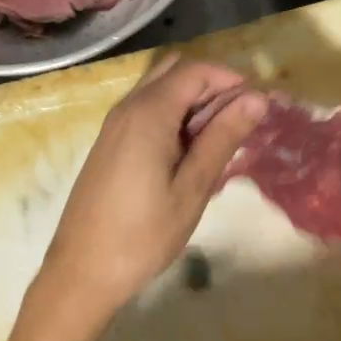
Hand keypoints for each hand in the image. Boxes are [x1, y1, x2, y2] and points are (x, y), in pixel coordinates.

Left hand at [35, 54, 268, 322]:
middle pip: (176, 72)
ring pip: (162, 90)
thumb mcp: (192, 188)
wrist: (81, 271)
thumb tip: (256, 98)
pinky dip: (174, 118)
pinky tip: (192, 157)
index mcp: (148, 111)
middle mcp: (129, 105)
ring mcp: (116, 123)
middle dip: (212, 87)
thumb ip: (222, 138)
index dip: (230, 79)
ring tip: (220, 143)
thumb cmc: (143, 234)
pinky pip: (148, 111)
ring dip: (194, 104)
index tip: (258, 107)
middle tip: (239, 125)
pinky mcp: (111, 141)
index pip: (195, 69)